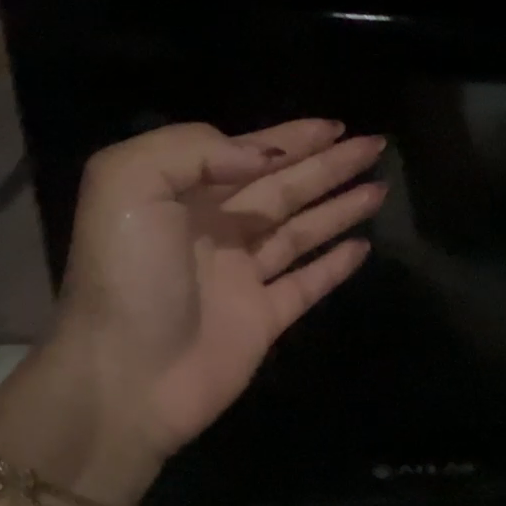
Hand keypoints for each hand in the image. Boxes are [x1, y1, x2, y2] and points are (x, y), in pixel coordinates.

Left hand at [32, 119, 386, 497]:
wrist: (125, 379)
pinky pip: (305, 286)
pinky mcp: (260, 322)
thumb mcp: (130, 184)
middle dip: (326, 166)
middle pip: (280, 188)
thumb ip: (193, 150)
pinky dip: (333, 268)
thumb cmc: (126, 276)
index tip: (334, 126)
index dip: (289, 138)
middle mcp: (211, 232)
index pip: (244, 155)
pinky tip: (363, 247)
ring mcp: (238, 279)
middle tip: (374, 146)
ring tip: (380, 189)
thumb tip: (259, 156)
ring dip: (338, 208)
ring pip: (298, 232)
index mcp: (179, 196)